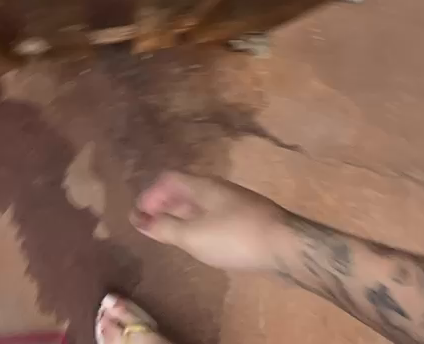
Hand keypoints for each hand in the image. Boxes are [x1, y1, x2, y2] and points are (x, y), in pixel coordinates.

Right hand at [130, 172, 293, 273]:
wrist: (285, 244)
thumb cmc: (234, 236)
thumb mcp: (193, 236)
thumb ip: (165, 227)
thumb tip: (139, 218)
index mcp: (200, 185)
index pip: (168, 179)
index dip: (150, 194)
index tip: (138, 214)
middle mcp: (215, 187)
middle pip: (183, 188)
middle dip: (163, 203)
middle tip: (150, 223)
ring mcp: (233, 200)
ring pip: (198, 201)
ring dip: (180, 212)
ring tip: (171, 232)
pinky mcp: (246, 216)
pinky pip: (212, 212)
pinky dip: (197, 220)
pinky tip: (201, 238)